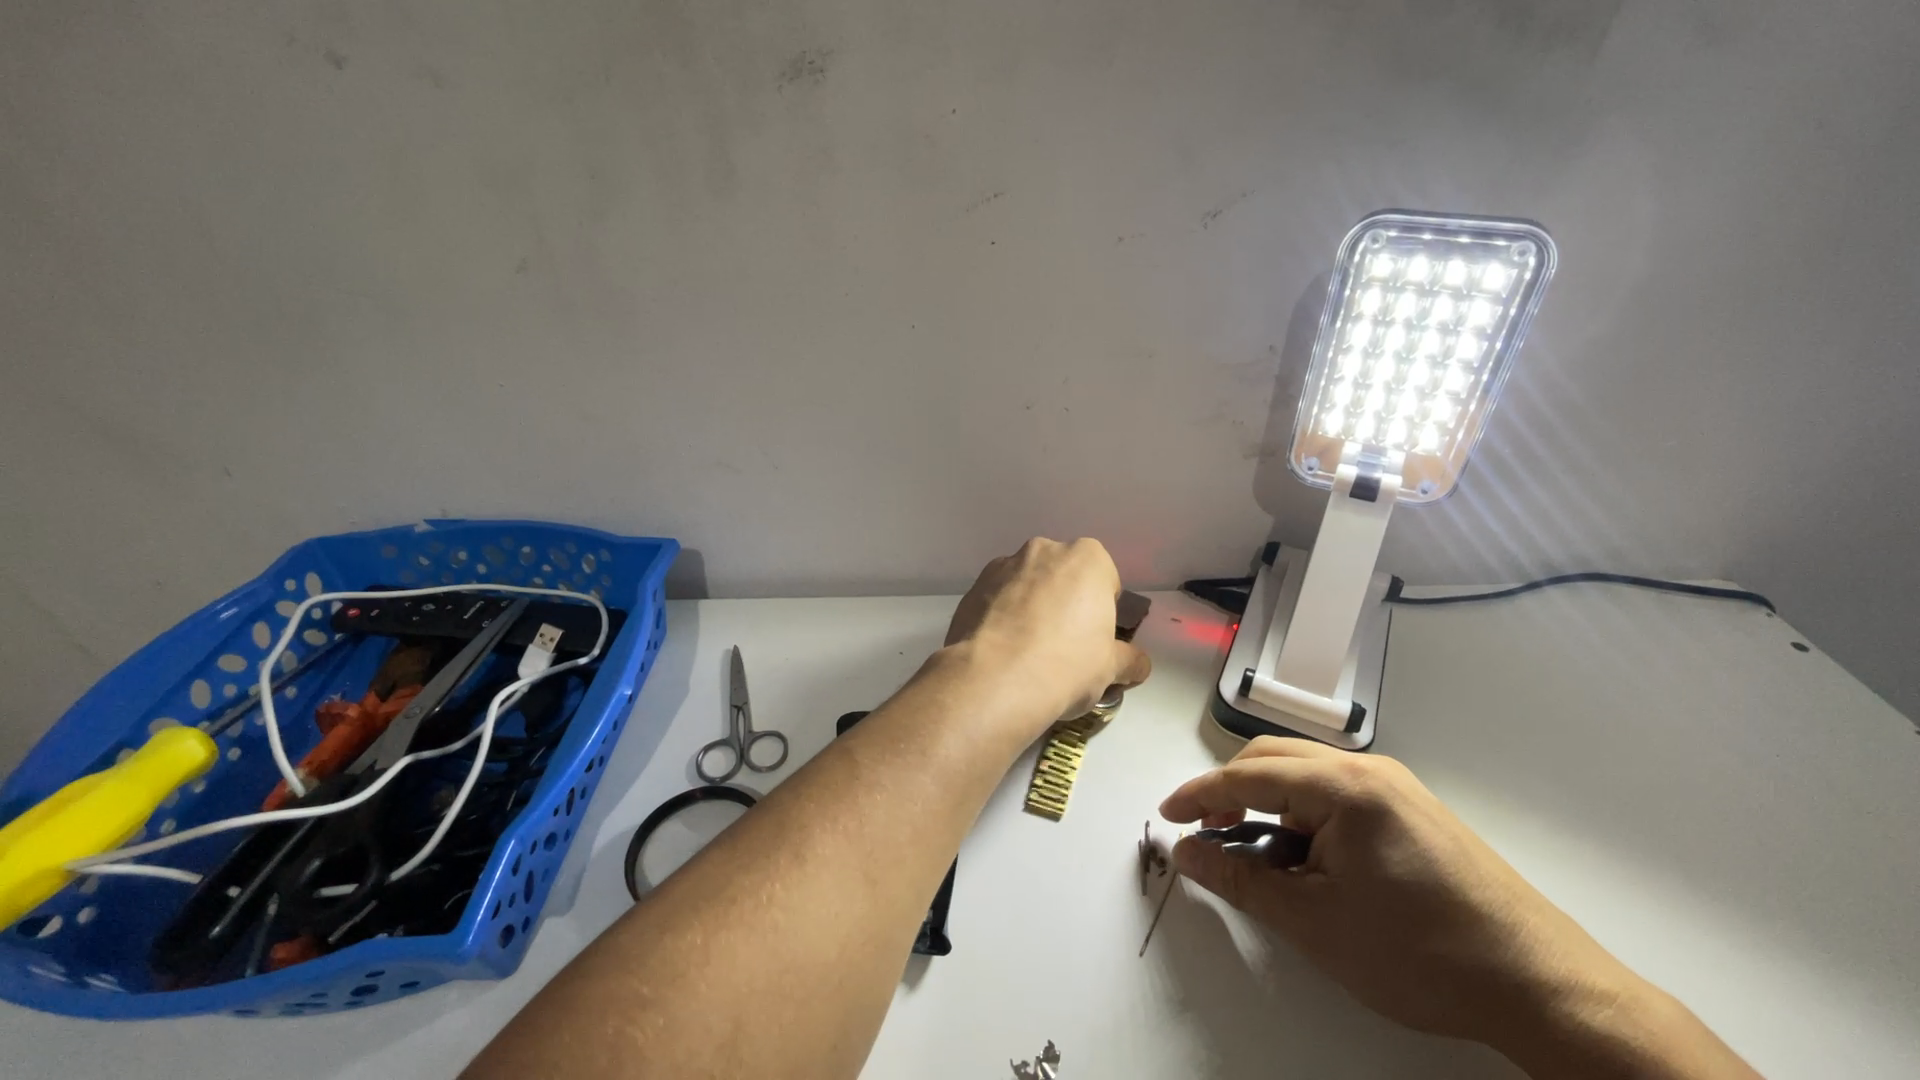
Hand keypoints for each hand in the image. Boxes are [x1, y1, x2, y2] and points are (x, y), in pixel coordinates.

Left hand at [941, 538, 1151, 738]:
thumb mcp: (1111, 668)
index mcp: (1087, 559)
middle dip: (1065, 603)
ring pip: (1027, 585)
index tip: (1094, 640)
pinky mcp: (973, 587)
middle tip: (1063, 646)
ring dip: (1031, 608)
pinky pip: (997, 600)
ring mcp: (1004, 566)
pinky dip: (1002, 617)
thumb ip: (1129, 660)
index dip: (1102, 612)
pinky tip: (1003, 652)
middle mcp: (1044, 550)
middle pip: (1063, 577)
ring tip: (1027, 652)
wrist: (995, 680)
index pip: (1104, 581)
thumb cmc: (1067, 665)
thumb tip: (1137, 665)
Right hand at [1159, 738, 1633, 1051]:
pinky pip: (1336, 793)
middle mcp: (1370, 771)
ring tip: (1251, 853)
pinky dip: (1301, 814)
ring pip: (1305, 774)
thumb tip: (1188, 853)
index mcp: (1345, 787)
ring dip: (1266, 803)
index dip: (1198, 796)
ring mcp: (1396, 787)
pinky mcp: (1412, 810)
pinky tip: (1301, 857)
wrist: (1538, 985)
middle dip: (1229, 792)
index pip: (1248, 777)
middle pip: (1274, 759)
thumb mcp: (1314, 923)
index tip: (1165, 817)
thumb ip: (1240, 882)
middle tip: (1204, 835)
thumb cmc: (1422, 954)